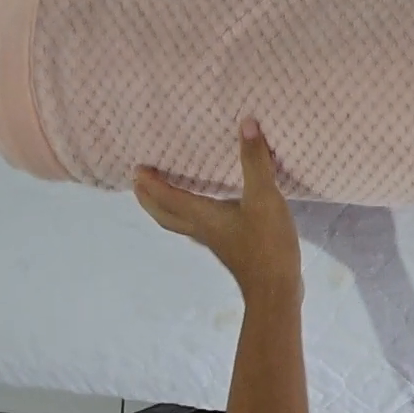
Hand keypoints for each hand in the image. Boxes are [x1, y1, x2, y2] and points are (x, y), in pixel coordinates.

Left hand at [134, 118, 302, 302]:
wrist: (276, 289)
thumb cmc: (266, 244)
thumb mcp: (265, 198)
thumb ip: (255, 162)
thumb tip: (246, 123)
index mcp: (202, 215)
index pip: (167, 197)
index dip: (150, 183)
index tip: (136, 167)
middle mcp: (201, 229)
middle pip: (164, 214)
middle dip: (149, 198)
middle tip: (139, 182)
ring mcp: (215, 242)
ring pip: (179, 223)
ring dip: (166, 208)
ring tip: (162, 193)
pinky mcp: (230, 250)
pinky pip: (199, 228)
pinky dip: (191, 217)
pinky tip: (207, 212)